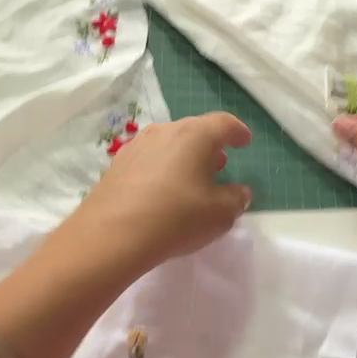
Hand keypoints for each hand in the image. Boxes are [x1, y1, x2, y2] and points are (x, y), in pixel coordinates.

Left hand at [64, 113, 253, 274]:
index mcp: (194, 135)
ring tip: (193, 177)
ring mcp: (137, 146)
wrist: (112, 234)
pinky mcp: (117, 164)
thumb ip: (236, 199)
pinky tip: (163, 189)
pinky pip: (149, 159)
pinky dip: (162, 167)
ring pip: (169, 143)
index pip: (223, 123)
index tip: (245, 140)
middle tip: (220, 163)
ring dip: (184, 156)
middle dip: (210, 145)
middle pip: (194, 130)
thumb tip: (240, 191)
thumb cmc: (176, 217)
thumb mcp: (220, 214)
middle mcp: (164, 131)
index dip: (237, 131)